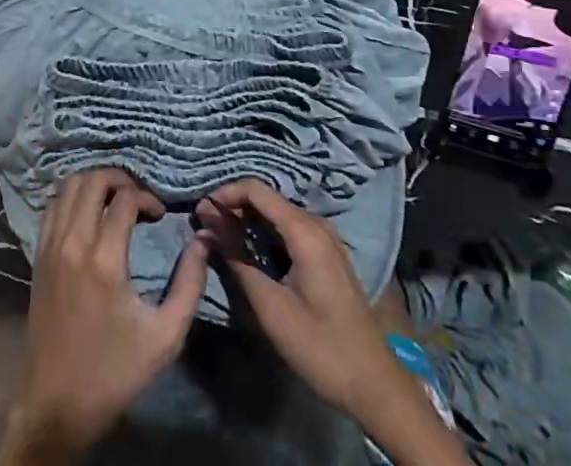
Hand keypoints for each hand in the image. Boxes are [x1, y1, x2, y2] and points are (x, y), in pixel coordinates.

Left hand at [0, 169, 206, 463]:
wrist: (57, 404)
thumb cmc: (115, 370)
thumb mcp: (166, 334)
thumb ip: (190, 282)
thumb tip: (204, 239)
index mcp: (104, 260)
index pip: (124, 198)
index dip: (147, 197)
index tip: (160, 215)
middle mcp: (72, 244)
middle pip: (91, 180)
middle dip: (120, 179)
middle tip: (139, 198)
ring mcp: (49, 249)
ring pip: (67, 188)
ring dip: (95, 185)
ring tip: (116, 202)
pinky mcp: (37, 258)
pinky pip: (52, 208)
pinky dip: (72, 200)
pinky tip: (90, 216)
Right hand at [197, 181, 469, 465]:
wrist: (371, 381)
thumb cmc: (319, 346)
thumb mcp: (270, 306)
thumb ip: (236, 258)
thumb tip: (205, 223)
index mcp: (306, 231)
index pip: (257, 189)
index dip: (225, 194)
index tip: (199, 212)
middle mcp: (317, 224)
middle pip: (267, 198)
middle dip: (233, 207)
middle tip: (204, 228)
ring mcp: (325, 238)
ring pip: (277, 213)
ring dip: (247, 220)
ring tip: (219, 239)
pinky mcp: (326, 254)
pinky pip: (289, 229)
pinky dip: (264, 233)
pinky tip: (248, 252)